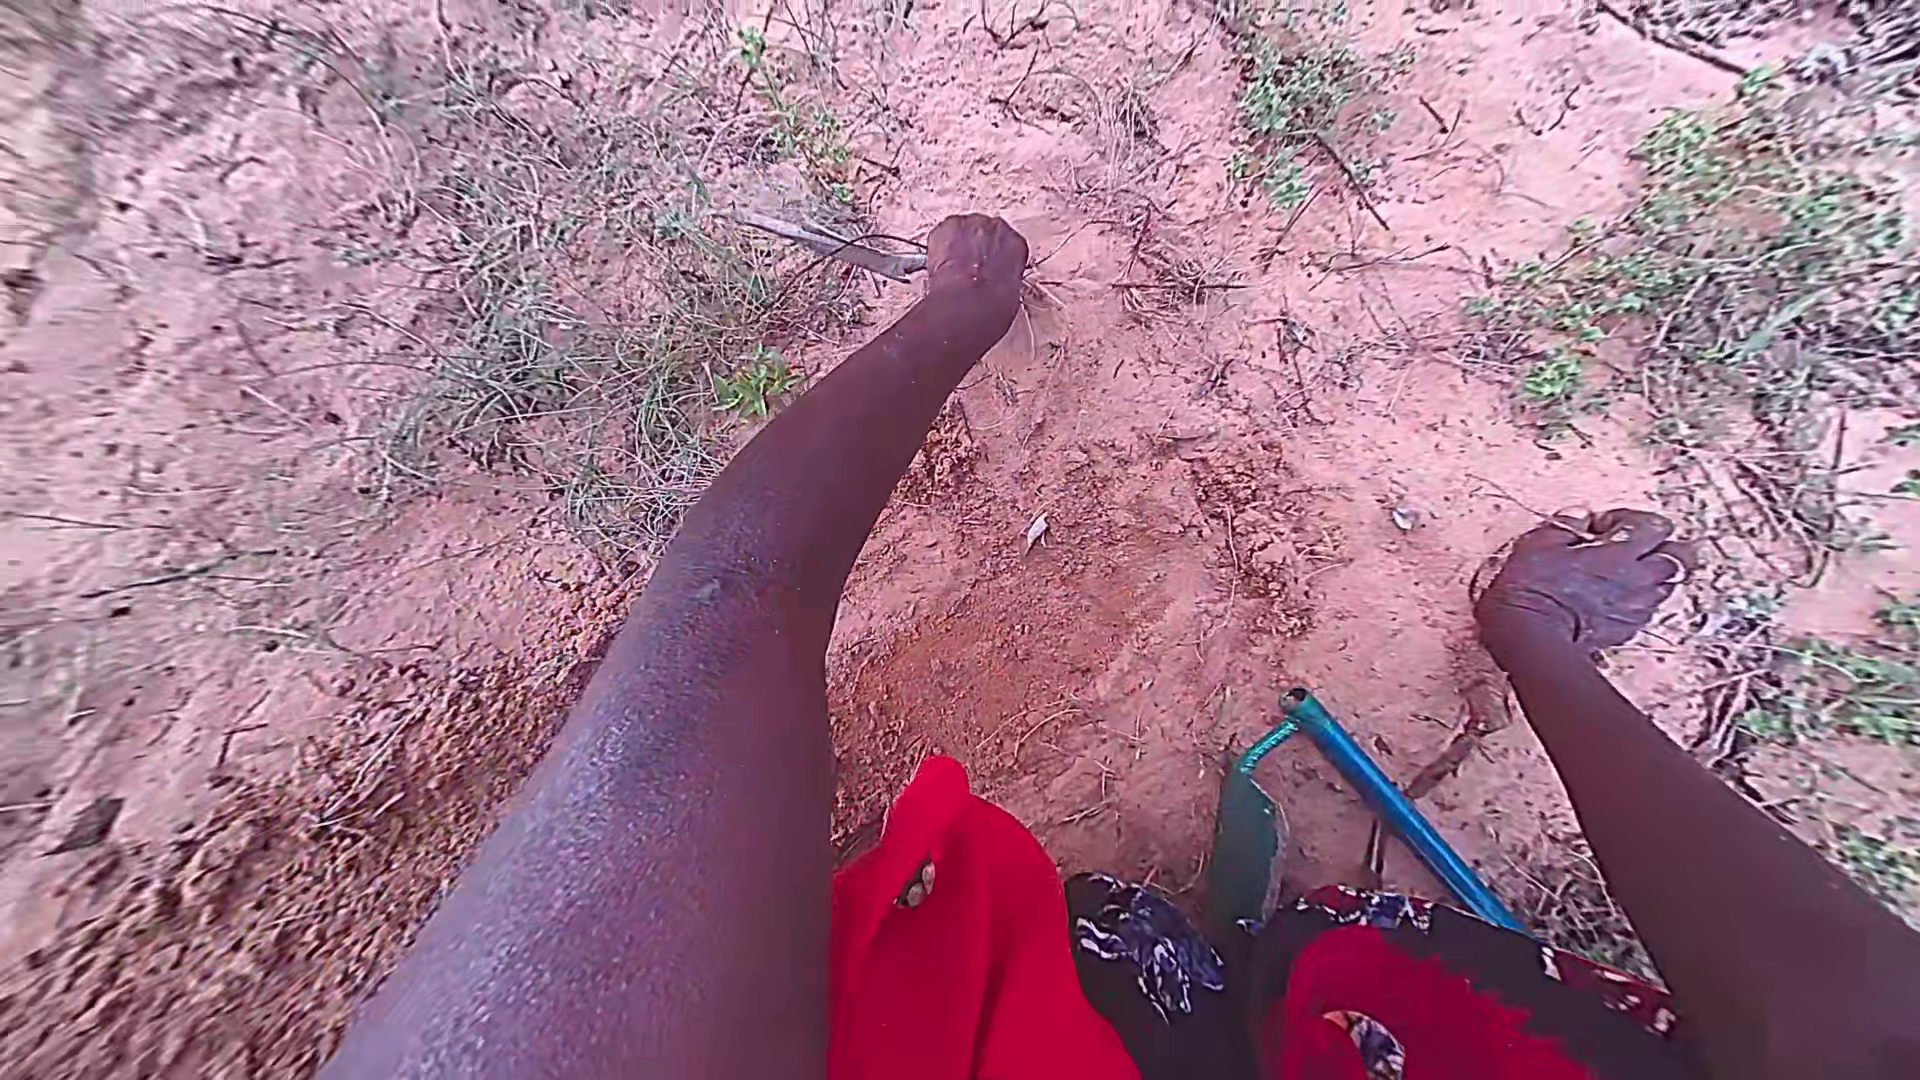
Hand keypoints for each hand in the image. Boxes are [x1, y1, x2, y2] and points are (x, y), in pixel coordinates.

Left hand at [924, 214, 1026, 316]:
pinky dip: (940, 248)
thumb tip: (993, 282)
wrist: (970, 303)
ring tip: (953, 271)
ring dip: (957, 247)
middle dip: (975, 248)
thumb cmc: (990, 305)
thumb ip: (1002, 276)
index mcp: (1016, 244)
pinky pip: (942, 234)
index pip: (1006, 244)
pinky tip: (941, 266)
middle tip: (969, 270)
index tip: (987, 269)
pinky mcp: (947, 227)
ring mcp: (970, 225)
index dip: (994, 258)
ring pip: (962, 230)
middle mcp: (995, 228)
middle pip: (983, 232)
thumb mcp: (1010, 292)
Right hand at [1475, 509, 1694, 665]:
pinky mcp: (1630, 626)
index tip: (1601, 526)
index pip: (1651, 524)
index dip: (1627, 520)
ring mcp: (1640, 604)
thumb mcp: (1534, 545)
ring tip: (1615, 576)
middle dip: (1659, 547)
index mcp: (1620, 551)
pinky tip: (1604, 600)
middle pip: (1679, 554)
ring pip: (1665, 583)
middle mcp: (1641, 577)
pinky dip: (1631, 600)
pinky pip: (1644, 607)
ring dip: (1647, 576)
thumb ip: (1562, 527)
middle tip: (1629, 548)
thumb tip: (1578, 518)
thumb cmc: (1531, 588)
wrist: (1530, 630)